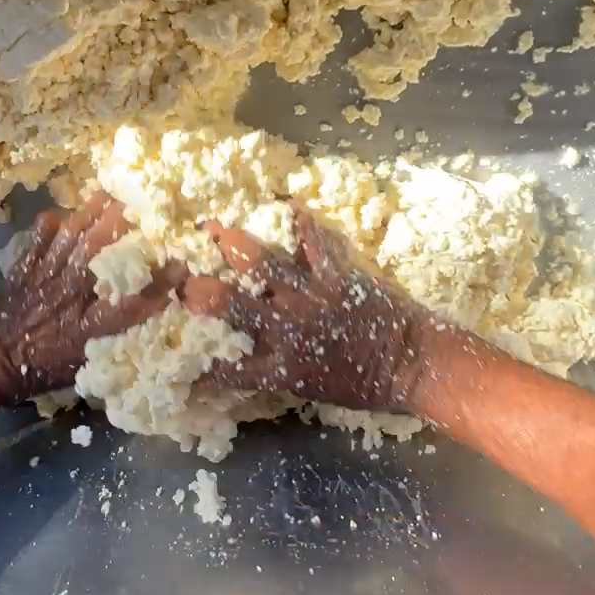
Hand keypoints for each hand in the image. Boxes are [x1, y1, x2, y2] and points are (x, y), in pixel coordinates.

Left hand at [0, 193, 181, 405]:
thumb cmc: (43, 369)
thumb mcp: (85, 365)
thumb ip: (114, 339)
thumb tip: (147, 313)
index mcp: (87, 329)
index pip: (131, 303)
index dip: (158, 283)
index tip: (181, 264)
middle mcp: (68, 299)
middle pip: (99, 255)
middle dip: (122, 226)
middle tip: (144, 204)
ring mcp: (44, 280)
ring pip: (72, 239)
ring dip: (93, 214)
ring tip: (111, 194)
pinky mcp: (23, 269)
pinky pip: (38, 240)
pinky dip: (50, 225)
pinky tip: (63, 212)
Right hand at [183, 206, 436, 413]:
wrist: (412, 365)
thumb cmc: (366, 384)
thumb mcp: (315, 389)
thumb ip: (280, 370)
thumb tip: (250, 358)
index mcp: (283, 368)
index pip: (231, 370)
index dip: (203, 368)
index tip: (183, 363)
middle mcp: (289, 330)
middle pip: (234, 307)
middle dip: (203, 291)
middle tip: (181, 278)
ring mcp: (311, 298)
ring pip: (265, 266)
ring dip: (236, 246)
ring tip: (215, 227)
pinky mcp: (336, 276)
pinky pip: (315, 243)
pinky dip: (302, 223)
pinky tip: (288, 204)